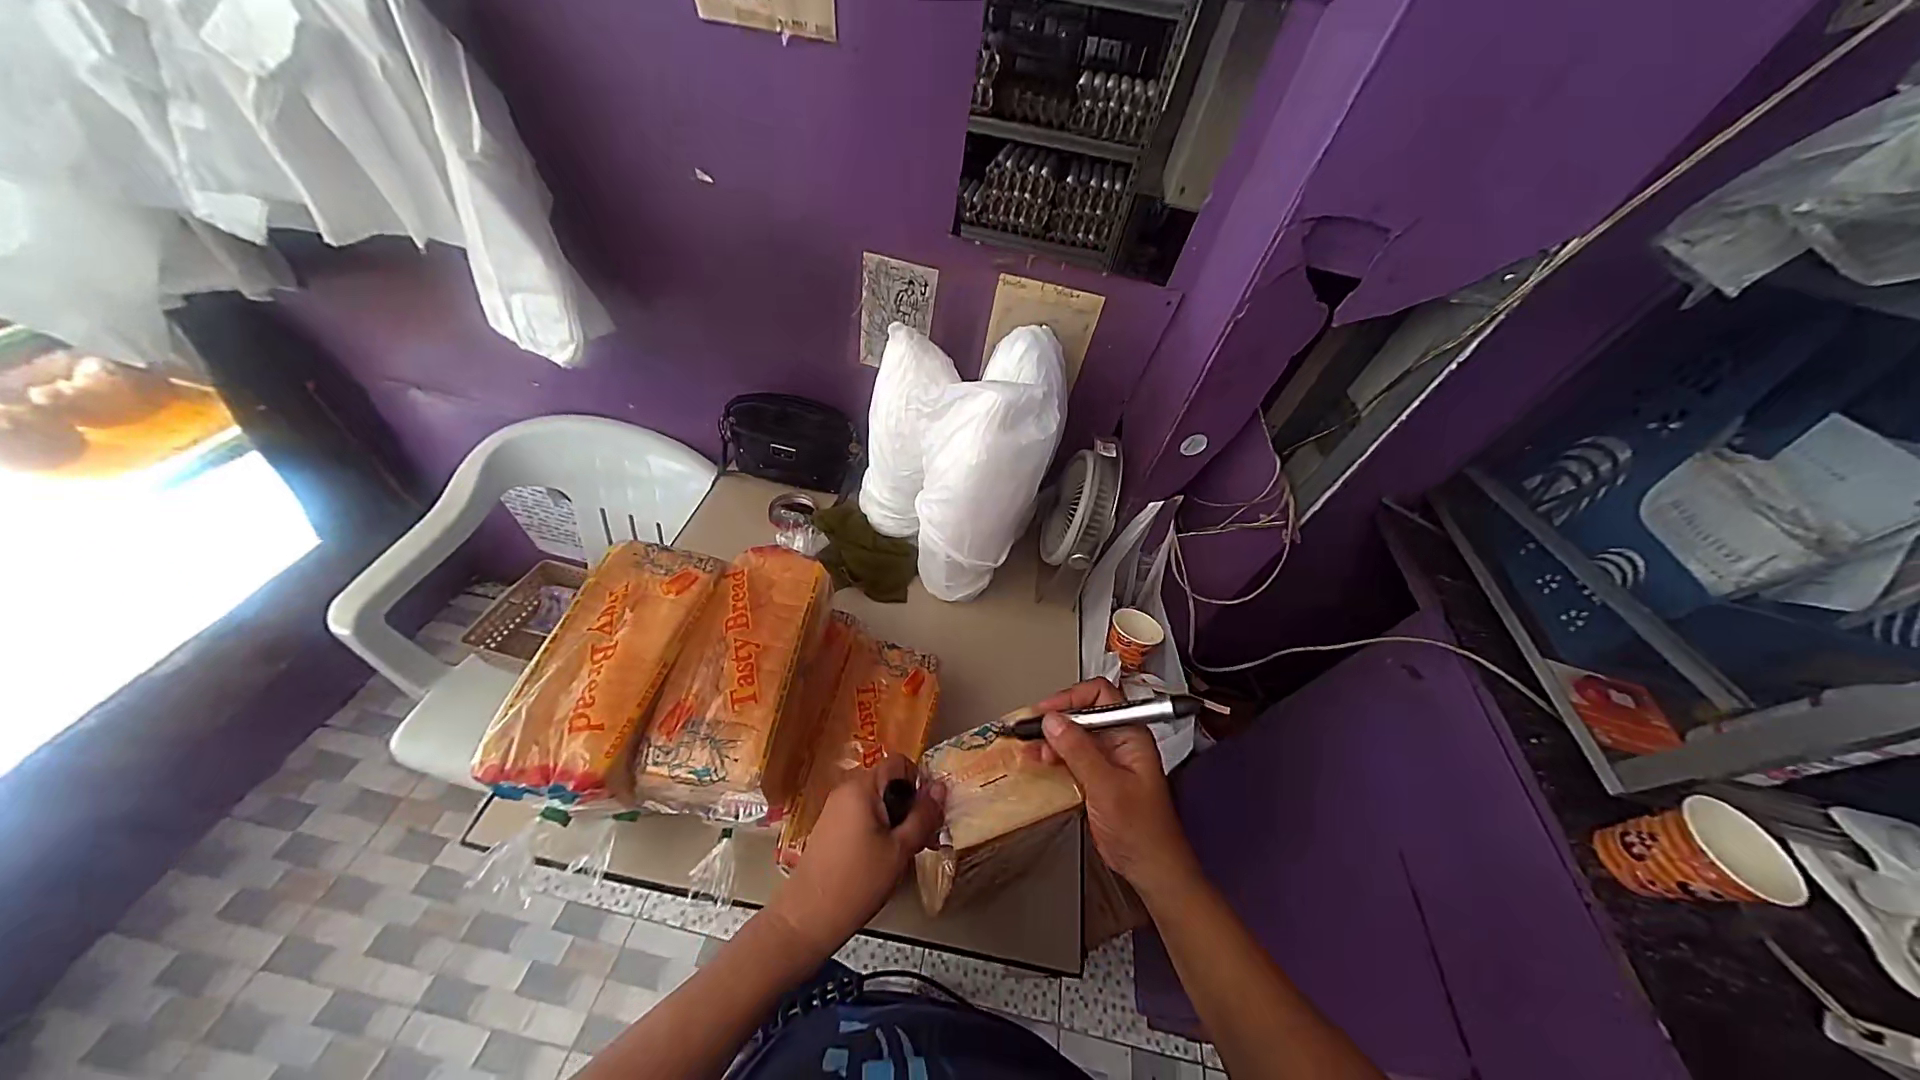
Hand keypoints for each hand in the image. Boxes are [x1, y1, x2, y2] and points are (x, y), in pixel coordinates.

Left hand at [767, 754, 945, 956]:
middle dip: (910, 806)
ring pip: (877, 802)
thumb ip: (923, 815)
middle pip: (889, 783)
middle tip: (925, 837)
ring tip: (908, 852)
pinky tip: (886, 859)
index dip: (919, 781)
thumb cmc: (857, 881)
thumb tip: (940, 788)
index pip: (900, 762)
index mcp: (862, 787)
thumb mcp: (900, 849)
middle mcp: (846, 790)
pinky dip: (879, 830)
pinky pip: (863, 816)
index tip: (928, 812)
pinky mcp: (830, 828)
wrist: (807, 918)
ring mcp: (835, 809)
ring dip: (897, 820)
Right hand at [1032, 678, 1202, 901]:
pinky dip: (1052, 757)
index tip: (1046, 712)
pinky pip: (1070, 757)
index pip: (1100, 696)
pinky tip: (1038, 762)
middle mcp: (1118, 741)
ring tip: (1030, 749)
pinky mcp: (1095, 776)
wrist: (1150, 868)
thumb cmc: (1142, 831)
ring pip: (1072, 736)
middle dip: (1055, 721)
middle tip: (1030, 730)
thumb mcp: (1107, 787)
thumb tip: (1053, 721)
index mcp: (1131, 734)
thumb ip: (1079, 751)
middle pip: (1082, 714)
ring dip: (1049, 740)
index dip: (1071, 699)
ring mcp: (1107, 759)